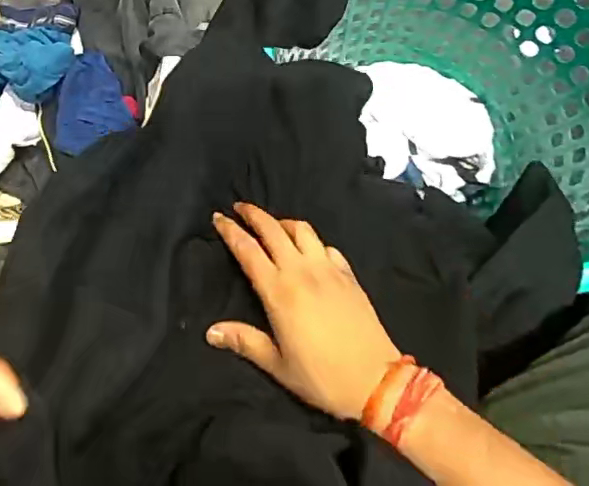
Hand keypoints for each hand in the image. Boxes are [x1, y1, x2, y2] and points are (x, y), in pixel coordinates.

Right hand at [207, 203, 401, 420]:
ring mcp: (327, 269)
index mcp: (279, 290)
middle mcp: (301, 270)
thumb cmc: (322, 377)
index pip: (247, 249)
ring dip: (283, 222)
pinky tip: (310, 250)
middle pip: (272, 229)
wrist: (377, 381)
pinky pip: (326, 246)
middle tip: (239, 207)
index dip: (230, 230)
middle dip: (253, 214)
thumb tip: (211, 332)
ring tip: (274, 225)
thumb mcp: (278, 365)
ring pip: (302, 229)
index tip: (218, 217)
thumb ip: (245, 342)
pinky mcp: (348, 274)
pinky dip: (313, 241)